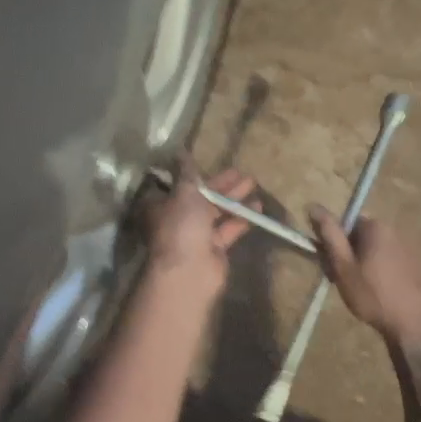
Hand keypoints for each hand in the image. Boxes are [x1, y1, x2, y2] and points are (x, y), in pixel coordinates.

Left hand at [146, 157, 256, 296]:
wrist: (190, 270)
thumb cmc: (182, 225)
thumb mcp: (185, 192)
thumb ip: (188, 172)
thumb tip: (180, 151)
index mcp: (162, 205)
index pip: (178, 185)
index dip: (194, 175)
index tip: (211, 163)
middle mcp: (177, 219)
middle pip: (201, 198)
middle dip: (221, 185)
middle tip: (241, 172)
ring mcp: (195, 235)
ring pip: (216, 213)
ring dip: (233, 199)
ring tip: (252, 184)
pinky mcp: (214, 249)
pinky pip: (228, 229)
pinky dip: (241, 218)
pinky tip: (257, 207)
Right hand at [309, 208, 420, 342]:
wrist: (411, 326)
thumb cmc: (371, 296)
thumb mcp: (343, 268)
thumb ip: (330, 236)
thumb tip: (314, 206)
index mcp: (377, 229)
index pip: (352, 225)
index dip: (342, 244)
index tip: (339, 266)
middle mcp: (400, 231)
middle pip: (373, 237)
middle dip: (362, 253)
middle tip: (355, 281)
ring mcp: (419, 249)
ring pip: (390, 250)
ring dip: (381, 262)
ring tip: (376, 290)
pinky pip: (408, 263)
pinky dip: (400, 272)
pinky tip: (396, 293)